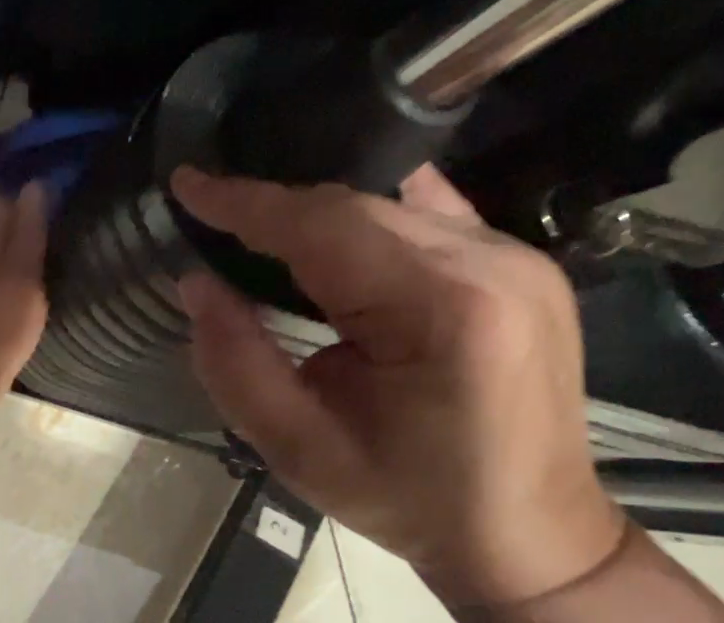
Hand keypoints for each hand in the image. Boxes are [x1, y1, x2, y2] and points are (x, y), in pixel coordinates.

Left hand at [0, 184, 50, 405]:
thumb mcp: (23, 274)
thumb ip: (28, 228)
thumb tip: (35, 184)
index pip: (3, 190)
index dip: (30, 189)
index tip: (59, 191)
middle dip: (19, 207)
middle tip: (55, 214)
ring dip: (11, 229)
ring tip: (44, 237)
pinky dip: (3, 251)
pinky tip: (21, 264)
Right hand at [172, 165, 625, 607]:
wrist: (537, 538)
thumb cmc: (412, 499)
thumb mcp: (300, 450)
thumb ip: (233, 362)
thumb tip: (196, 281)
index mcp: (445, 310)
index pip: (322, 226)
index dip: (246, 202)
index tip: (187, 184)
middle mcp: (490, 264)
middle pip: (352, 204)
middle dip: (275, 206)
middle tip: (213, 212)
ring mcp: (514, 255)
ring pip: (383, 198)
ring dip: (316, 209)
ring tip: (262, 225)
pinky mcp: (520, 258)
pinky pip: (422, 206)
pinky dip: (366, 210)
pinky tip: (332, 231)